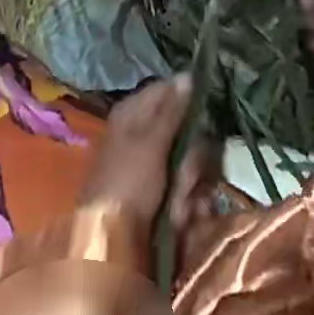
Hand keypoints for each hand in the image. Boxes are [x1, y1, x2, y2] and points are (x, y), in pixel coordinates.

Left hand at [78, 75, 215, 232]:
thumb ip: (171, 110)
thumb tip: (188, 74)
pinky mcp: (162, 189)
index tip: (205, 120)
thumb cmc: (126, 182)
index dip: (190, 103)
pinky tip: (183, 216)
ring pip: (193, 160)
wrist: (108, 239)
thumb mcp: (149, 143)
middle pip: (188, 129)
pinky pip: (190, 185)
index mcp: (135, 112)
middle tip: (185, 176)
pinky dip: (190, 202)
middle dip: (194, 158)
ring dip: (192, 185)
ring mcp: (155, 162)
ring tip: (179, 204)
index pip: (169, 90)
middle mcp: (146, 131)